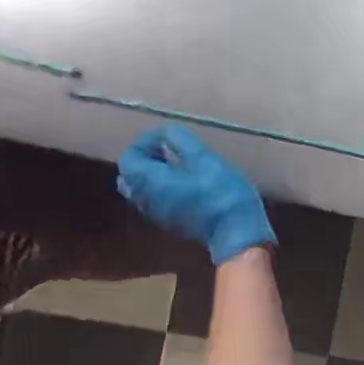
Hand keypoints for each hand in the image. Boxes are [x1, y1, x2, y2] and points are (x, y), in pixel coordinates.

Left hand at [116, 124, 275, 263]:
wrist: (236, 231)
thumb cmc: (221, 191)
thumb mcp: (204, 157)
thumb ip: (180, 140)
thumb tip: (164, 133)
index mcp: (150, 181)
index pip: (128, 158)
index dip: (143, 143)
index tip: (166, 138)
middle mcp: (146, 199)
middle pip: (130, 177)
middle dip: (145, 160)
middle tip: (168, 152)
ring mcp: (158, 215)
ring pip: (142, 191)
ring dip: (153, 176)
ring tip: (179, 167)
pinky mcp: (172, 224)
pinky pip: (155, 202)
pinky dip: (162, 189)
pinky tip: (186, 186)